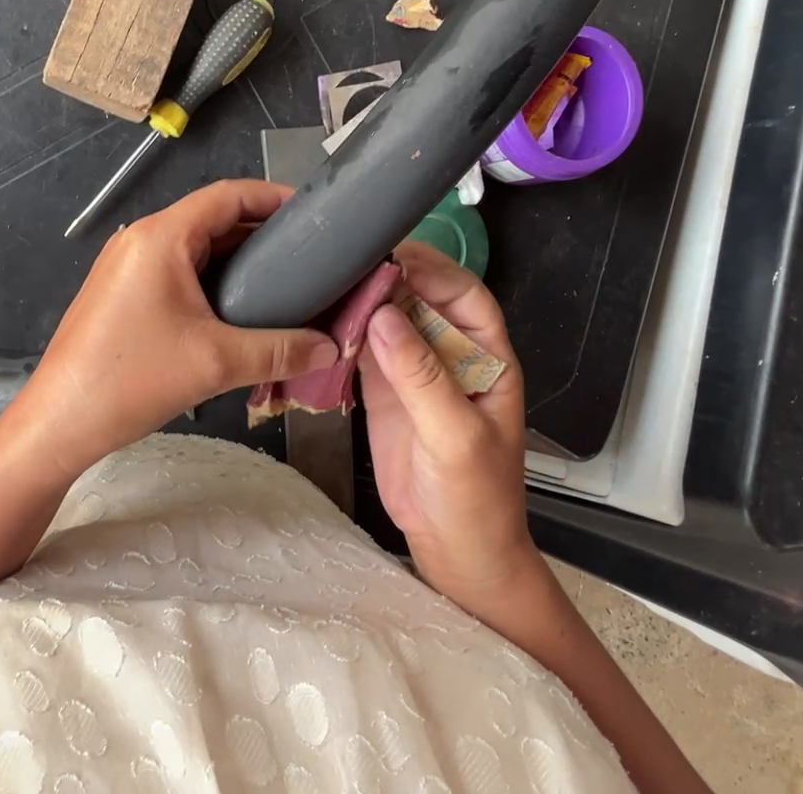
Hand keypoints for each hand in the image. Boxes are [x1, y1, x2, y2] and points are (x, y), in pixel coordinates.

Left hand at [12, 180, 340, 476]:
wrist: (60, 420)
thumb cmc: (133, 378)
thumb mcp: (215, 362)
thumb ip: (280, 352)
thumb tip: (331, 349)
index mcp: (160, 236)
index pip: (227, 195)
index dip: (274, 197)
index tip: (315, 216)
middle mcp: (140, 240)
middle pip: (212, 221)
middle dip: (262, 236)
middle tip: (310, 260)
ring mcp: (126, 267)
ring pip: (194, 250)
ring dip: (237, 263)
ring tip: (285, 286)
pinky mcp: (121, 294)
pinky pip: (176, 274)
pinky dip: (212, 283)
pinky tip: (240, 312)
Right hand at [359, 241, 540, 603]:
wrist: (454, 548)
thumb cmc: (476, 497)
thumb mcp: (456, 435)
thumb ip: (421, 376)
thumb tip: (383, 315)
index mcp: (485, 358)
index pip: (464, 296)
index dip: (433, 270)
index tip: (390, 254)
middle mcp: (448, 356)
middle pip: (419, 300)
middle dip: (387, 278)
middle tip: (344, 262)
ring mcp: (412, 373)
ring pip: (386, 321)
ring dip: (359, 303)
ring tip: (323, 284)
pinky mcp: (383, 393)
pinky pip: (362, 352)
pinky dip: (342, 335)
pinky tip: (318, 321)